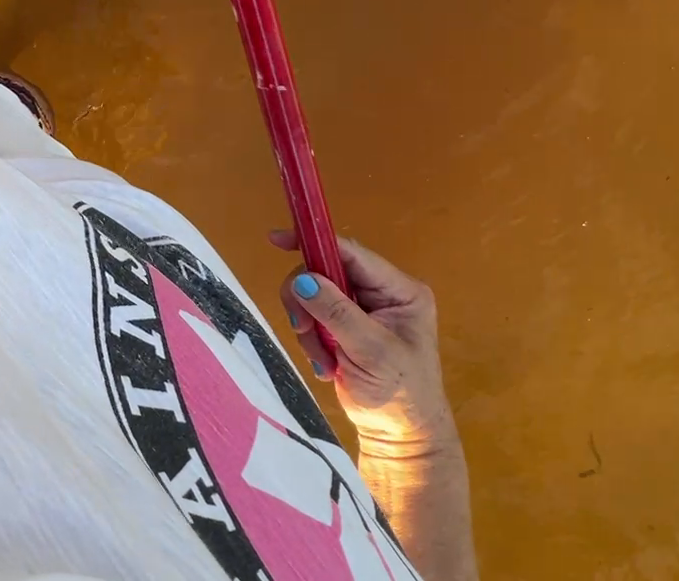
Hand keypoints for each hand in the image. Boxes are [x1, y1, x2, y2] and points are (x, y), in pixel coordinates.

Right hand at [270, 230, 458, 458]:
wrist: (401, 438)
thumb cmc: (400, 394)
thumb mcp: (371, 350)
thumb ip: (336, 311)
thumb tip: (302, 280)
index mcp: (399, 291)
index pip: (350, 253)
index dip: (314, 242)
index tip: (277, 240)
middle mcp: (379, 294)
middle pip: (323, 272)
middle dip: (307, 300)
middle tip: (303, 328)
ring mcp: (360, 310)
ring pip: (311, 294)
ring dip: (307, 325)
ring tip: (322, 356)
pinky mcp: (342, 327)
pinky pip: (310, 315)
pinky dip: (309, 337)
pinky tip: (325, 361)